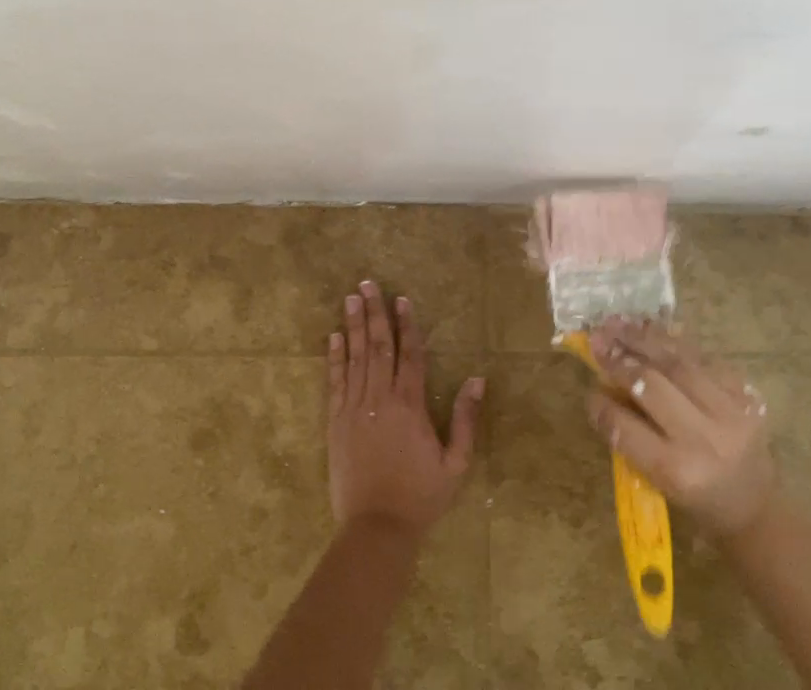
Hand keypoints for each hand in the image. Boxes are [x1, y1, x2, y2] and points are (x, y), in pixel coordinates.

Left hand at [328, 281, 483, 534]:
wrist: (376, 527)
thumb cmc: (422, 497)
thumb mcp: (456, 463)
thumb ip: (465, 419)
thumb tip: (477, 380)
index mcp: (410, 405)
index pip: (409, 354)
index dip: (406, 324)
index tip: (401, 298)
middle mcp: (380, 399)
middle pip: (377, 346)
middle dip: (373, 312)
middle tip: (367, 283)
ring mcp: (354, 409)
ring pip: (354, 358)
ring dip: (352, 326)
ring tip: (350, 298)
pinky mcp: (335, 423)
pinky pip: (335, 382)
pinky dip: (333, 358)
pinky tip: (332, 337)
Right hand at [586, 318, 777, 536]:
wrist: (756, 505)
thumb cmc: (697, 500)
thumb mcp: (658, 481)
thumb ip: (631, 437)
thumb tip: (604, 390)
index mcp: (677, 470)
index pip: (627, 428)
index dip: (603, 406)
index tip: (588, 390)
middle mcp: (705, 439)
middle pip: (654, 387)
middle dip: (621, 360)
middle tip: (597, 340)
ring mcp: (731, 412)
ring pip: (680, 363)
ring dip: (644, 339)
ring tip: (618, 323)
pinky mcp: (746, 395)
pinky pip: (704, 359)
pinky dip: (674, 342)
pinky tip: (653, 330)